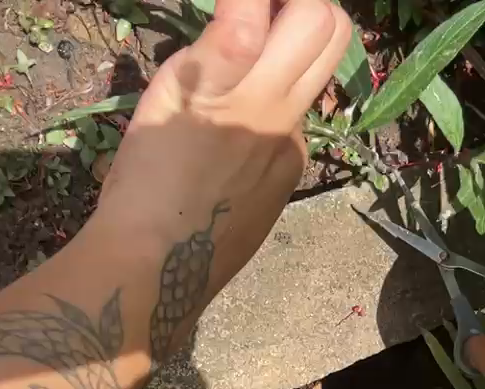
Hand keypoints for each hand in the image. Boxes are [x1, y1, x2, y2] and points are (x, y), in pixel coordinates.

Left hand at [93, 0, 350, 306]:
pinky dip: (240, 0)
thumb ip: (250, 162)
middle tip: (256, 12)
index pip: (309, 76)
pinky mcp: (215, 82)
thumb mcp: (233, 205)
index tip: (254, 38)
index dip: (286, 45)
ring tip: (235, 18)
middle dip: (300, 4)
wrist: (152, 267)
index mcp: (290, 153)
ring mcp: (258, 102)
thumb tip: (238, 129)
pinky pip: (242, 13)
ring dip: (278, 2)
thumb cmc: (175, 245)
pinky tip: (222, 9)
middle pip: (333, 32)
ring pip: (313, 16)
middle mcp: (286, 122)